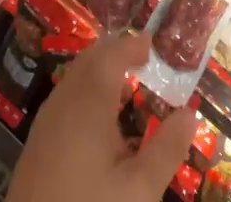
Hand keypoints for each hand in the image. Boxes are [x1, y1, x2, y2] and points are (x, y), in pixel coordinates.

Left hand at [7, 33, 195, 201]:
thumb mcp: (139, 189)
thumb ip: (166, 150)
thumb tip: (190, 114)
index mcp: (89, 104)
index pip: (110, 56)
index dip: (131, 45)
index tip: (153, 43)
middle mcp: (64, 101)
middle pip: (89, 60)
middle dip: (115, 52)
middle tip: (143, 57)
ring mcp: (47, 117)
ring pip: (74, 76)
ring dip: (99, 70)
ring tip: (127, 81)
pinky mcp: (39, 136)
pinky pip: (65, 95)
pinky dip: (86, 88)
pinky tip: (100, 113)